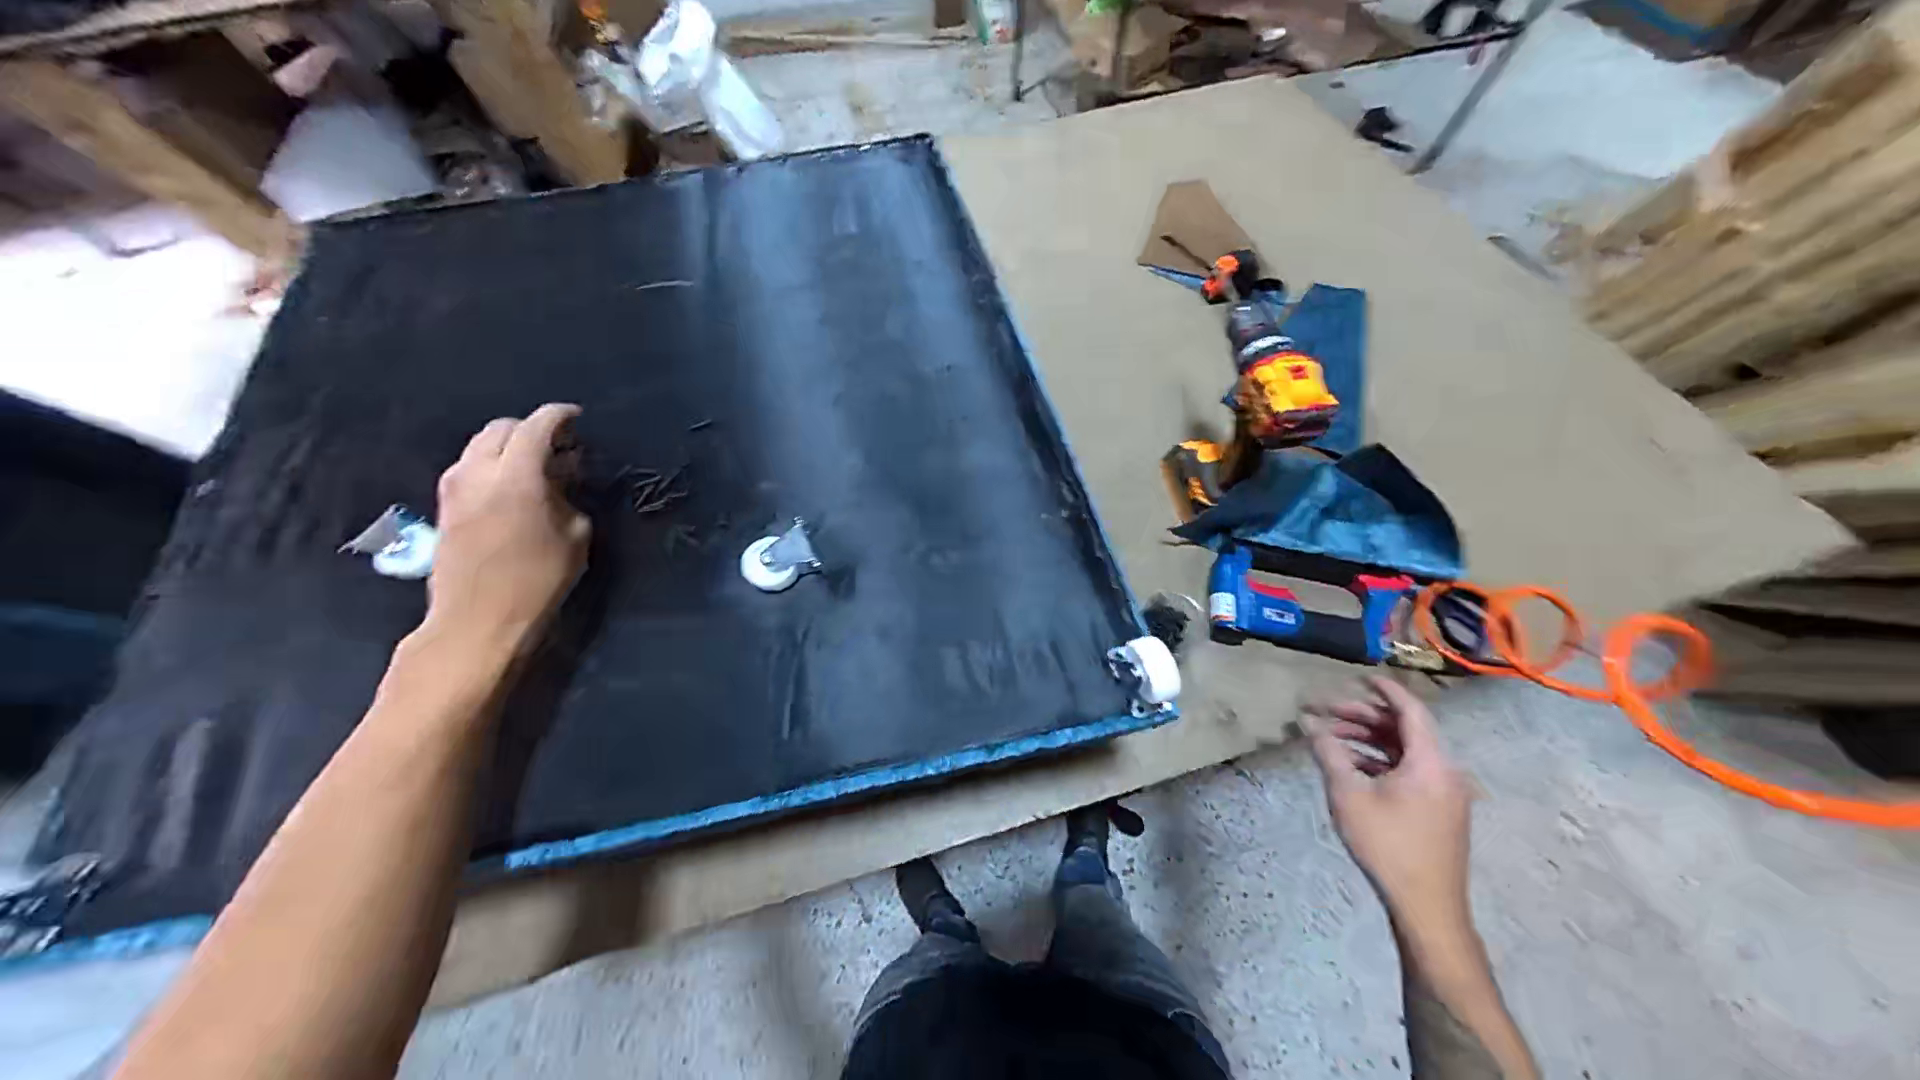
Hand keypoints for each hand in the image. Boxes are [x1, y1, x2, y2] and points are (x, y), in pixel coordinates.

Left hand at [423, 404, 590, 656]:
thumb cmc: (538, 579)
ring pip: (481, 446)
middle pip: (502, 428)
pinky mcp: (444, 506)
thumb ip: (567, 496)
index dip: (559, 416)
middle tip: (559, 447)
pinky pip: (470, 468)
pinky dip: (493, 465)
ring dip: (509, 448)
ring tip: (536, 467)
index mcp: (516, 476)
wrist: (478, 619)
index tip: (576, 417)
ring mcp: (454, 488)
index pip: (536, 426)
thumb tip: (560, 476)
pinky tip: (513, 487)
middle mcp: (477, 472)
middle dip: (531, 429)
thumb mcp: (575, 536)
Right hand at [1305, 676, 1472, 925]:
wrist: (1426, 905)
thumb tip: (1308, 721)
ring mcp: (1445, 793)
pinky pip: (1409, 771)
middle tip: (1326, 711)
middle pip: (1404, 730)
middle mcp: (1445, 771)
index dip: (1386, 690)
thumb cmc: (1386, 843)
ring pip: (1405, 751)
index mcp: (1431, 762)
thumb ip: (1328, 752)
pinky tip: (1350, 766)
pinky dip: (1380, 761)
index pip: (1410, 711)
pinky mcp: (1439, 810)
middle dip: (1364, 717)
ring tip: (1331, 738)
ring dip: (1369, 740)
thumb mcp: (1348, 793)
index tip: (1361, 677)